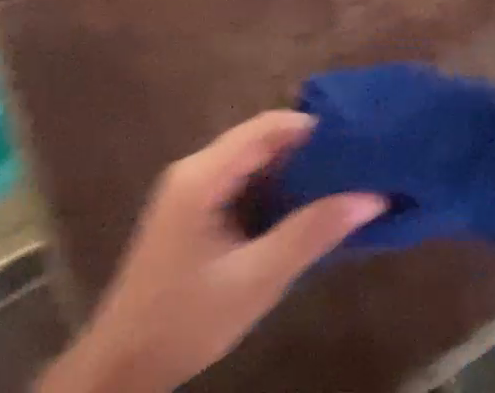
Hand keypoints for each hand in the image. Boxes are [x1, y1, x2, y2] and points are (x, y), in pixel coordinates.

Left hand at [38, 111, 385, 392]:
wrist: (123, 366)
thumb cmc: (186, 319)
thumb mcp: (256, 279)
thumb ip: (311, 233)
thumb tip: (371, 198)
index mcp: (202, 175)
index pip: (267, 128)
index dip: (315, 129)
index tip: (361, 142)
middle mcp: (195, 171)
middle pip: (262, 142)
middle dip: (311, 152)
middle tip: (362, 165)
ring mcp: (192, 192)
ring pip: (254, 165)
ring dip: (296, 174)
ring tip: (347, 185)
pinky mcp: (195, 214)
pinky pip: (243, 186)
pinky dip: (277, 193)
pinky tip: (309, 212)